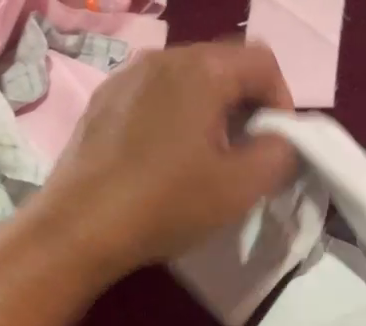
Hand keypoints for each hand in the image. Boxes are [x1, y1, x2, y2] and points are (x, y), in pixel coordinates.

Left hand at [40, 42, 298, 276]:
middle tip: (247, 160)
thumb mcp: (240, 188)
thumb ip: (278, 156)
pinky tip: (166, 166)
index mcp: (202, 69)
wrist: (81, 228)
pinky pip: (154, 101)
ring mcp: (127, 78)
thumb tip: (284, 142)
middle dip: (247, 109)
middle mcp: (163, 58)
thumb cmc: (167, 204)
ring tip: (207, 166)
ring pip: (187, 84)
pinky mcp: (103, 104)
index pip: (264, 62)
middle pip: (224, 68)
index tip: (278, 149)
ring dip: (210, 117)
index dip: (284, 104)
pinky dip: (174, 124)